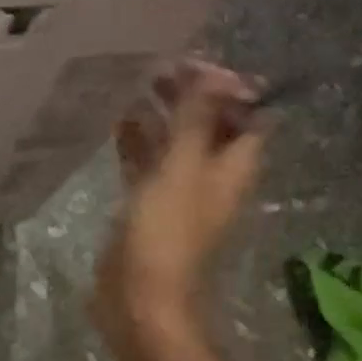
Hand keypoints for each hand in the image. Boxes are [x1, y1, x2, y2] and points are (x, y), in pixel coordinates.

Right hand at [91, 62, 269, 344]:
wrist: (141, 298)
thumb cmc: (166, 232)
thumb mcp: (182, 168)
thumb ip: (195, 120)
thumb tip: (210, 73)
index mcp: (233, 166)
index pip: (247, 114)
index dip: (227, 86)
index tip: (192, 62)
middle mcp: (211, 175)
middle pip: (210, 125)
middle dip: (189, 94)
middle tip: (155, 67)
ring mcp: (178, 192)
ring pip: (175, 142)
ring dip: (160, 115)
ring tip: (131, 84)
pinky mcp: (147, 207)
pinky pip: (146, 164)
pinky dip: (136, 141)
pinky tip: (114, 121)